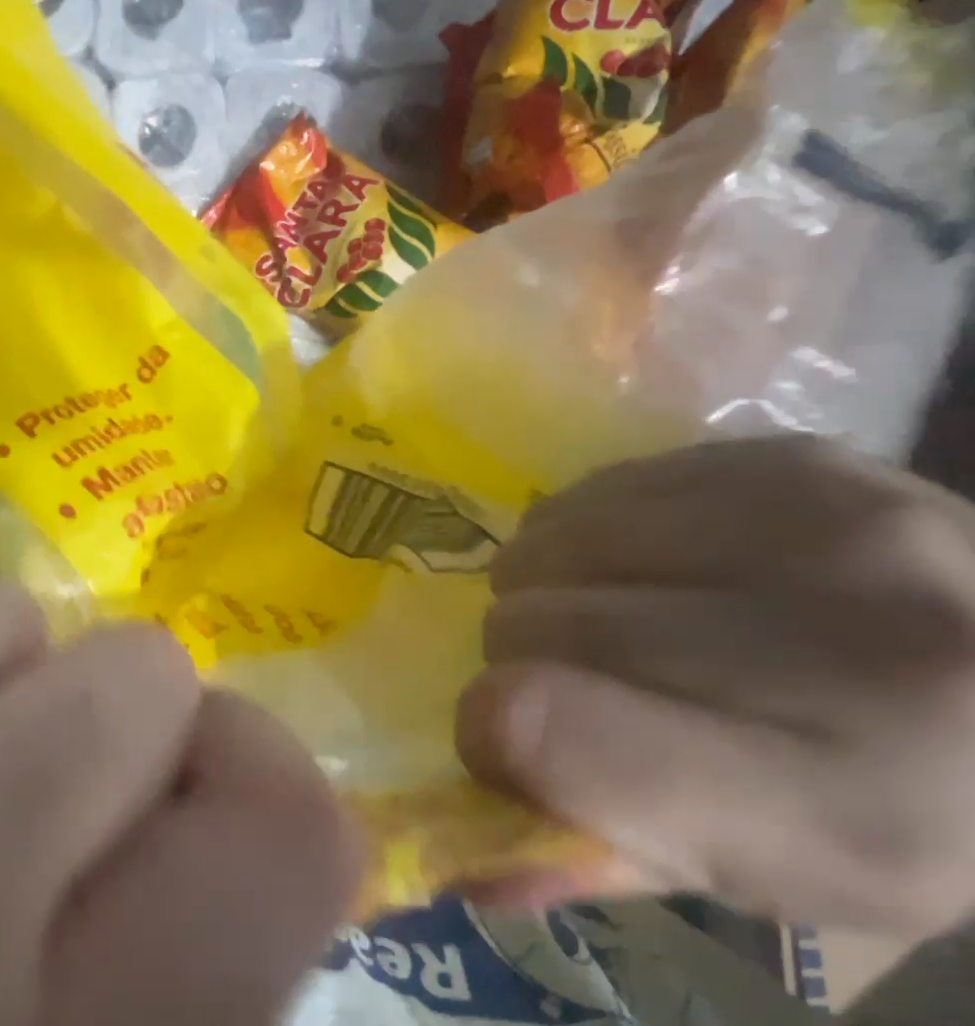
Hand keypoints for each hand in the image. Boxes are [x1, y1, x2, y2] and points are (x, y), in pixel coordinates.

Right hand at [457, 438, 974, 934]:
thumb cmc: (887, 808)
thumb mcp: (759, 878)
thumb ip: (593, 857)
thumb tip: (451, 851)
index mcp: (831, 805)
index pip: (543, 725)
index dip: (488, 735)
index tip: (509, 749)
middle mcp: (837, 648)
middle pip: (530, 629)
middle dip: (524, 663)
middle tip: (588, 687)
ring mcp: (823, 530)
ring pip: (543, 548)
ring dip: (546, 591)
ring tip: (615, 618)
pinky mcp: (796, 461)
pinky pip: (592, 492)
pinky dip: (589, 538)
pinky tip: (654, 569)